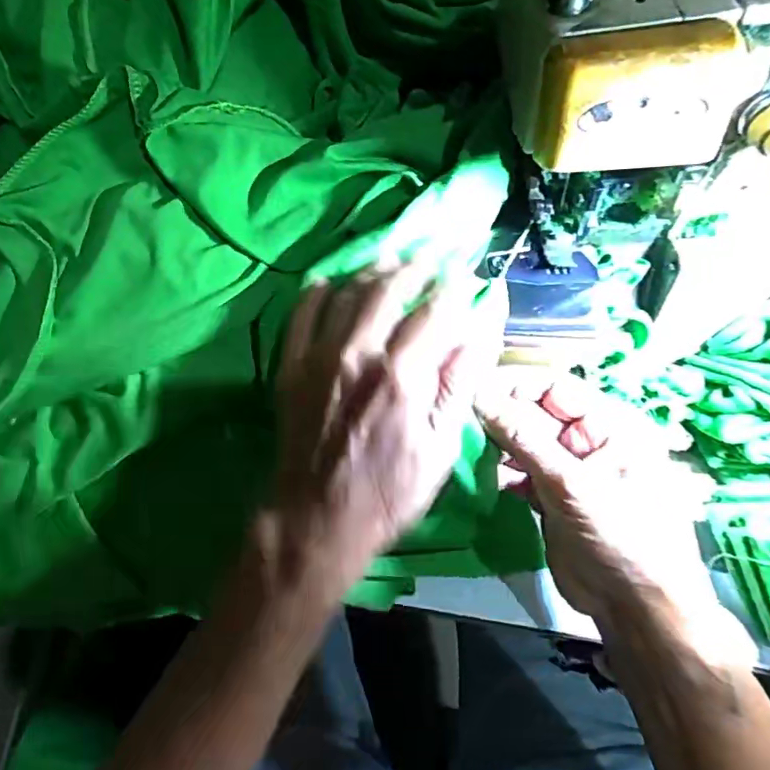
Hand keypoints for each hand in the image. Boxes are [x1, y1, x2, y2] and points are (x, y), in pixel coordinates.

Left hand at [269, 265, 503, 596]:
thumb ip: (458, 384)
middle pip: (387, 290)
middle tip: (430, 256)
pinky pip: (302, 314)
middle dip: (413, 267)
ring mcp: (318, 356)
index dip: (452, 287)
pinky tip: (330, 282)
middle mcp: (357, 354)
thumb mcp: (440, 448)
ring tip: (390, 262)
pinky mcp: (290, 364)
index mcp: (402, 376)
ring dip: (371, 272)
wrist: (317, 514)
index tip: (465, 273)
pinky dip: (316, 292)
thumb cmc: (389, 491)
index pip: (433, 311)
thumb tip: (479, 332)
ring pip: (345, 295)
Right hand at [474, 370, 746, 656]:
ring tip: (469, 447)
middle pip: (533, 411)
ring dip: (495, 443)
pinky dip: (499, 469)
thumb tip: (478, 394)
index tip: (472, 389)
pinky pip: (517, 467)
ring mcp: (569, 468)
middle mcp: (590, 441)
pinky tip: (483, 474)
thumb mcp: (571, 484)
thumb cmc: (621, 539)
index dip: (514, 385)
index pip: (554, 386)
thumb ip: (522, 437)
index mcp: (612, 427)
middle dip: (498, 415)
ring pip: (521, 439)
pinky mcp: (550, 493)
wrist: (636, 610)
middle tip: (460, 419)